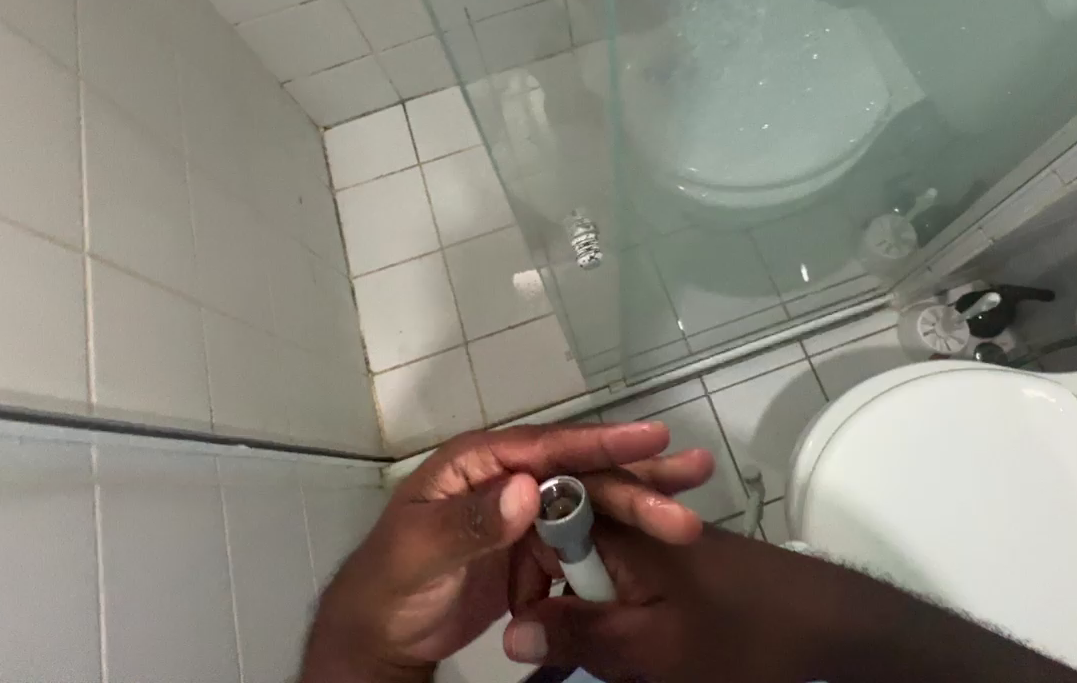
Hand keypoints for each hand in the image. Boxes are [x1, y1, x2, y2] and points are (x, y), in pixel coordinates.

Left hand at [301, 422, 715, 681]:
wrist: (383, 637)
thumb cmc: (390, 583)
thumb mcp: (419, 551)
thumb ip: (470, 522)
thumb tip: (528, 487)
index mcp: (481, 461)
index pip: (549, 447)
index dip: (601, 442)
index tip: (652, 438)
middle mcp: (510, 478)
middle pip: (581, 473)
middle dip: (637, 478)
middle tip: (694, 475)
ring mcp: (525, 515)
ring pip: (591, 506)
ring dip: (638, 508)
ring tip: (688, 512)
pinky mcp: (534, 551)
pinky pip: (583, 546)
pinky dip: (616, 550)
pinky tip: (653, 552)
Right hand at [503, 524, 828, 682]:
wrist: (824, 620)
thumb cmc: (737, 634)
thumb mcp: (652, 649)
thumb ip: (580, 635)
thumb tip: (511, 632)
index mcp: (617, 525)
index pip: (542, 527)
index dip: (526, 577)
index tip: (528, 624)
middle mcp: (631, 515)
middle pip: (566, 548)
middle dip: (565, 605)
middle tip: (575, 654)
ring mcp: (655, 531)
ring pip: (596, 568)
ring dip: (597, 617)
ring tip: (619, 661)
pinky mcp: (674, 551)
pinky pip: (626, 576)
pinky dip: (623, 613)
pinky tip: (638, 651)